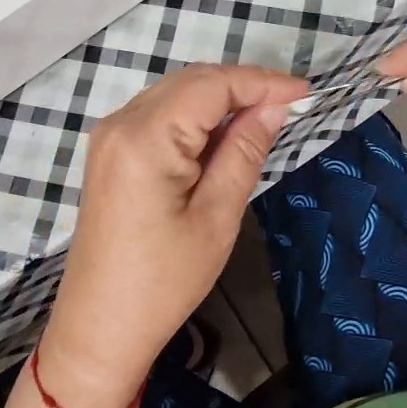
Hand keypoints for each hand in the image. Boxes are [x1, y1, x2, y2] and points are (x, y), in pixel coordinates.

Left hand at [39, 65, 306, 407]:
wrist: (102, 326)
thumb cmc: (164, 281)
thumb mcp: (216, 217)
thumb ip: (244, 152)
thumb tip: (275, 108)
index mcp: (145, 138)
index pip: (212, 85)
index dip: (261, 82)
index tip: (305, 92)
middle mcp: (121, 123)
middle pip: (192, 82)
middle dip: (243, 87)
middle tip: (290, 106)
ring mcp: (109, 135)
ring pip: (176, 93)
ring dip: (220, 99)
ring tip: (265, 119)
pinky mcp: (110, 151)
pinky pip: (160, 114)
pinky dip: (196, 116)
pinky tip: (223, 135)